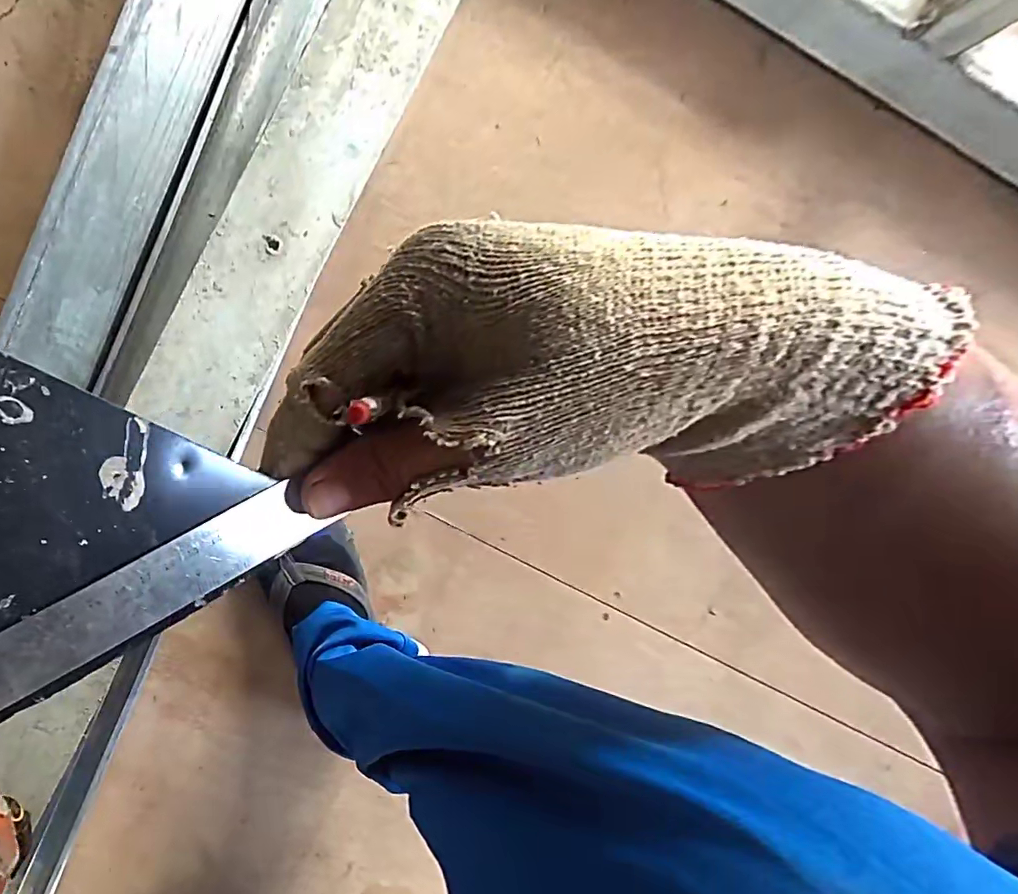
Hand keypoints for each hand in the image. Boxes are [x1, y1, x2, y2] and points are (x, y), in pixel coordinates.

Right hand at [260, 220, 972, 519]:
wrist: (732, 337)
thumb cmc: (607, 385)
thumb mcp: (487, 440)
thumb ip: (385, 468)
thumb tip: (304, 501)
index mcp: (415, 283)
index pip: (321, 374)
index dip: (297, 443)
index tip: (285, 502)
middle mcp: (414, 267)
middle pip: (337, 367)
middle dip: (331, 435)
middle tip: (339, 493)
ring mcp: (440, 275)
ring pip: (366, 365)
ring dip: (365, 422)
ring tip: (386, 465)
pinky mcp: (464, 292)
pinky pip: (401, 355)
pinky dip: (397, 402)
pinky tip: (418, 429)